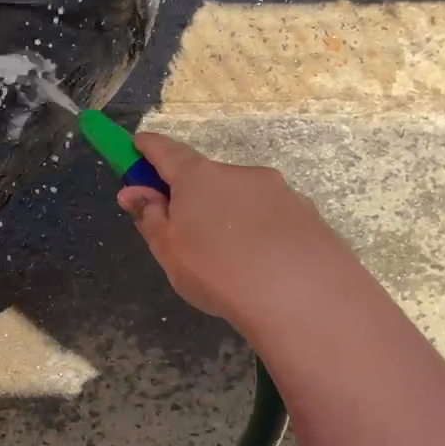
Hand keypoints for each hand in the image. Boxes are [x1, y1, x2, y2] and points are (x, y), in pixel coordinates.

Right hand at [115, 133, 363, 328]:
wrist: (307, 300)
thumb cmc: (218, 271)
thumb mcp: (167, 249)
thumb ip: (149, 217)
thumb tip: (135, 192)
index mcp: (199, 177)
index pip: (166, 150)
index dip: (147, 147)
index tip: (136, 145)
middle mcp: (240, 174)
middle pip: (206, 178)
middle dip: (189, 196)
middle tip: (180, 232)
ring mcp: (281, 192)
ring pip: (240, 199)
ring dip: (226, 216)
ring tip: (227, 260)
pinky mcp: (309, 216)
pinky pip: (271, 218)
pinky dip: (258, 231)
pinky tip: (260, 265)